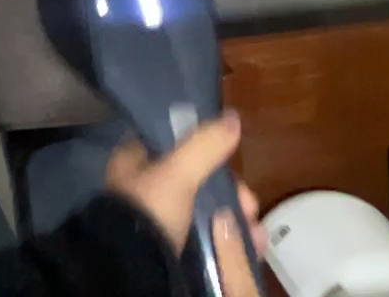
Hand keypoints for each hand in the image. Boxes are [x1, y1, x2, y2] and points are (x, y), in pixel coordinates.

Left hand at [104, 111, 267, 296]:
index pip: (173, 142)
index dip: (205, 147)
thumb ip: (204, 145)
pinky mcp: (175, 248)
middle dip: (230, 192)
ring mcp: (161, 219)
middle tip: (249, 204)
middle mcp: (145, 186)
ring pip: (206, 210)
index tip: (232, 160)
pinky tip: (251, 245)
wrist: (138, 270)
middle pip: (197, 179)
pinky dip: (229, 239)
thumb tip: (233, 117)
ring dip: (235, 217)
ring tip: (255, 231)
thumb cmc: (148, 209)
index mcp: (133, 159)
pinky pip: (209, 237)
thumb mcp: (177, 171)